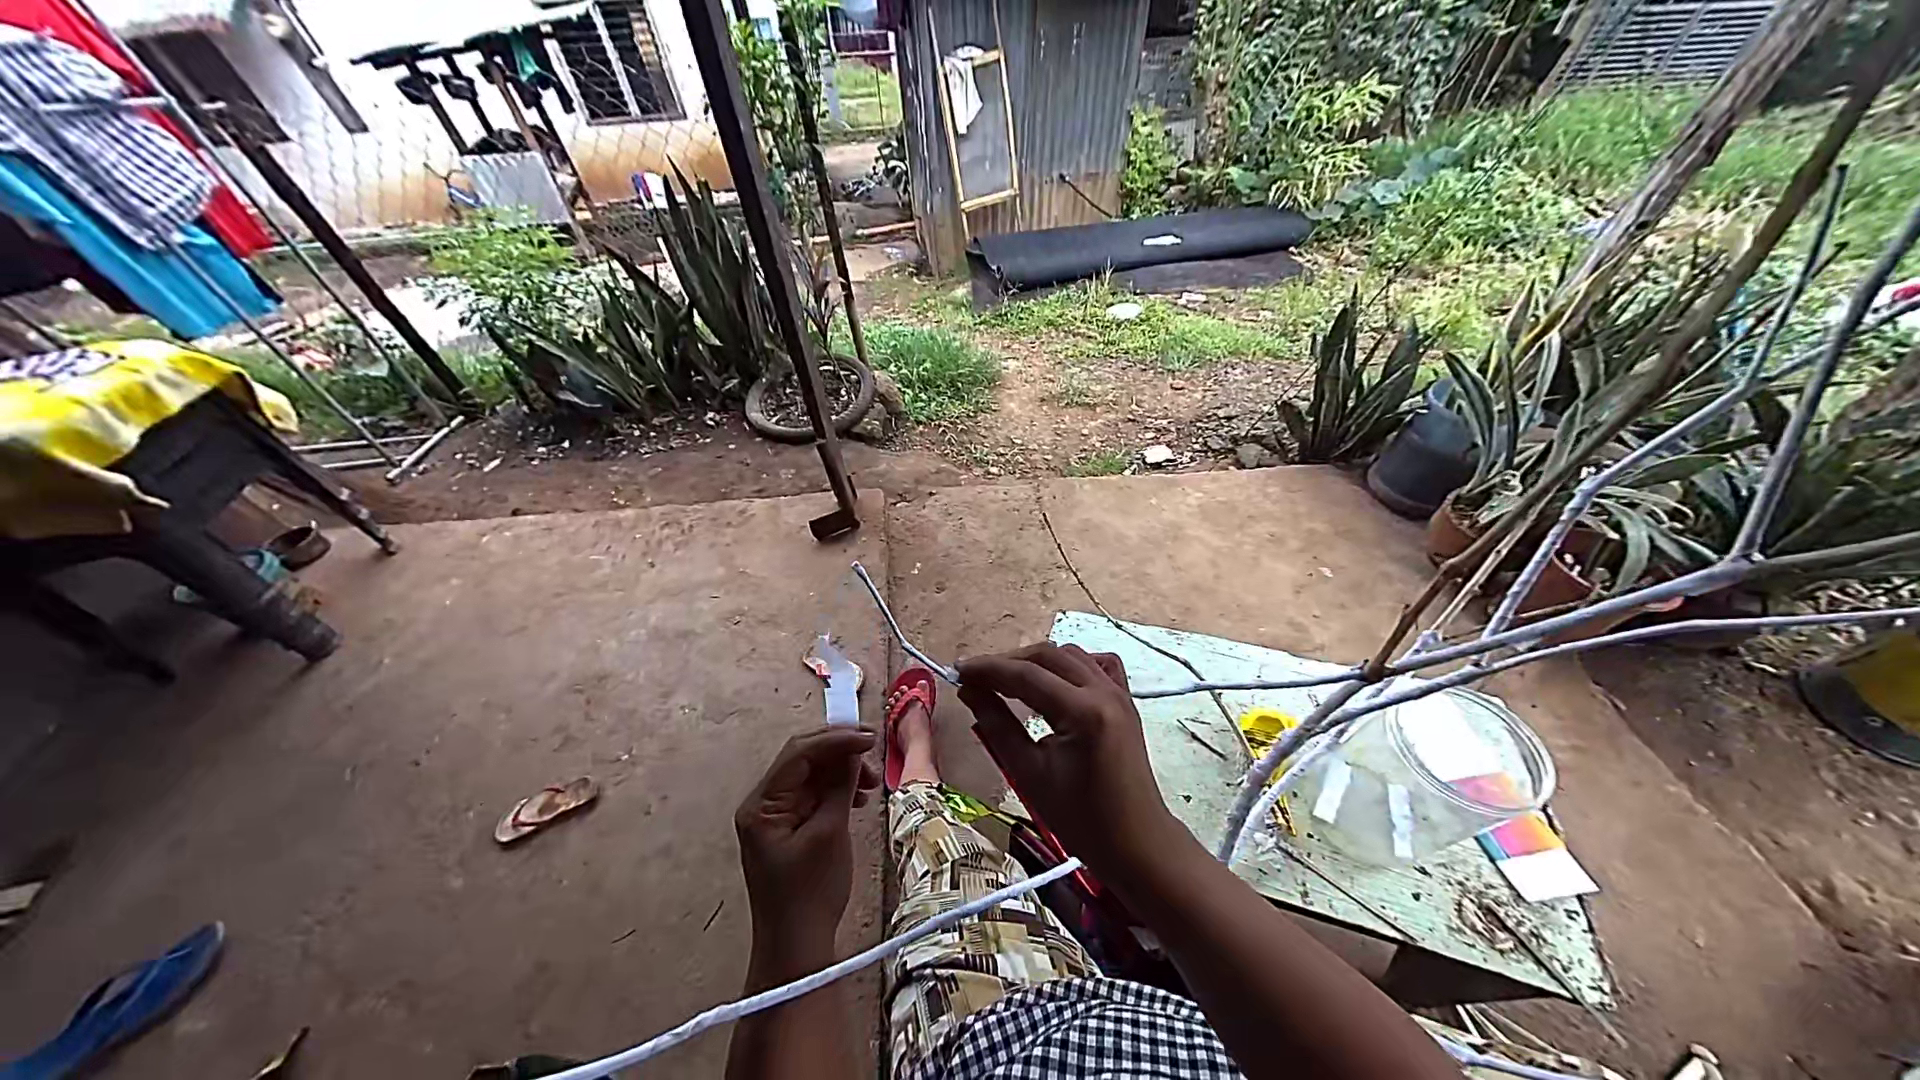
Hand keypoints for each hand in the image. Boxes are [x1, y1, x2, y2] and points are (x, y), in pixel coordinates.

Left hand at [735, 727, 879, 962]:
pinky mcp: (790, 827)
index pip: (798, 754)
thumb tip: (853, 751)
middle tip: (873, 752)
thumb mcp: (830, 833)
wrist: (797, 949)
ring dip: (842, 771)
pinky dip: (838, 790)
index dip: (836, 740)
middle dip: (839, 752)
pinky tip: (859, 798)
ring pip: (812, 775)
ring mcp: (776, 816)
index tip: (869, 738)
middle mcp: (763, 803)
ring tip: (871, 783)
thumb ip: (840, 786)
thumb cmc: (811, 893)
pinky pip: (815, 794)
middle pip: (803, 759)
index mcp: (762, 804)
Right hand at [957, 643, 1182, 873]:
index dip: (987, 669)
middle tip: (975, 676)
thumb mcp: (1028, 773)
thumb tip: (969, 691)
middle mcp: (1104, 692)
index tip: (957, 670)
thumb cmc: (1081, 820)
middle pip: (1047, 657)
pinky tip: (1052, 680)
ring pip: (1070, 656)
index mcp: (1083, 712)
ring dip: (1035, 661)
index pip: (1026, 675)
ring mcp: (1119, 693)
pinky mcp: (1125, 701)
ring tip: (1005, 679)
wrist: (1136, 843)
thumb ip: (996, 725)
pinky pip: (1095, 665)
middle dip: (1007, 662)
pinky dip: (1068, 665)